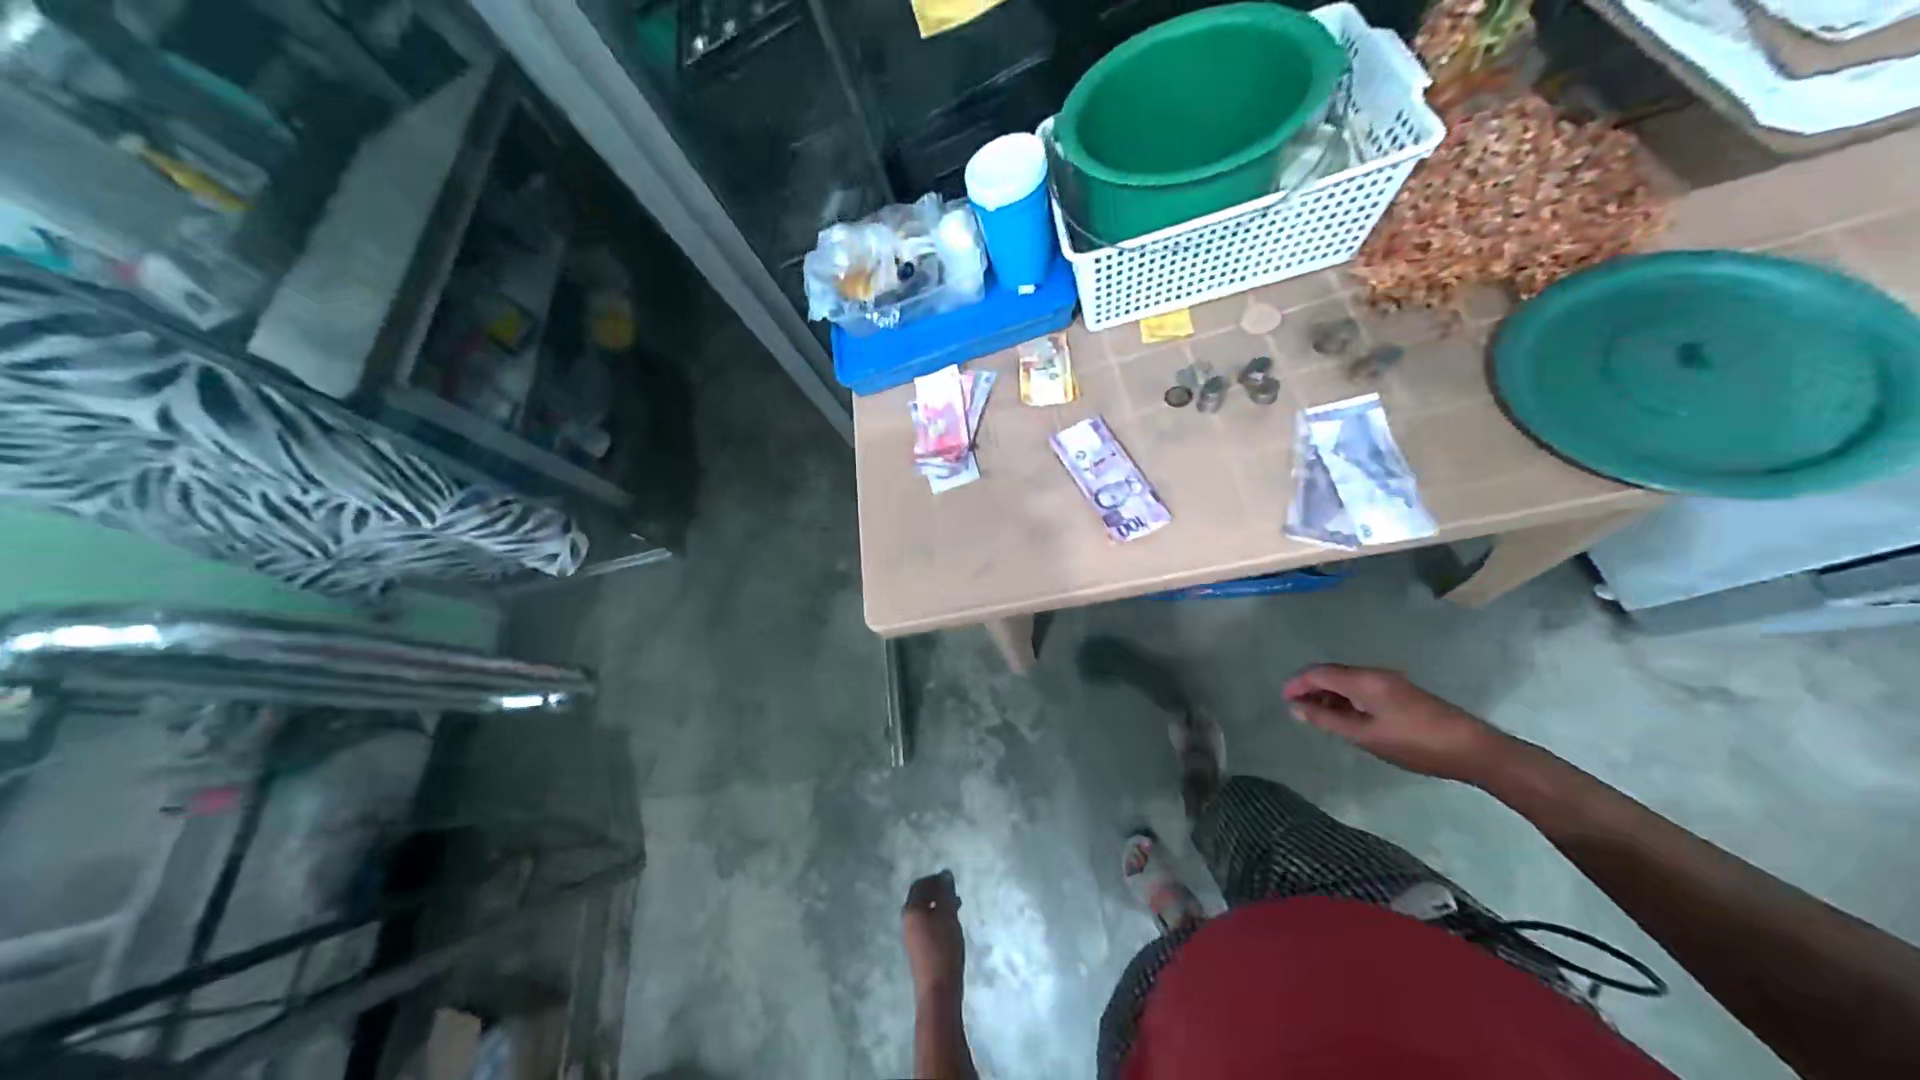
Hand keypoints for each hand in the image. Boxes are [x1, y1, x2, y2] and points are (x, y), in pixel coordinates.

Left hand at [902, 871, 964, 997]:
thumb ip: (946, 894)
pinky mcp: (919, 949)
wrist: (938, 990)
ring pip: (925, 912)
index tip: (951, 879)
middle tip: (955, 892)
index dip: (935, 879)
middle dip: (937, 892)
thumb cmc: (944, 949)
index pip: (920, 885)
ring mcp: (912, 936)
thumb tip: (945, 874)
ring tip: (957, 906)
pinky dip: (938, 918)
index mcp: (911, 910)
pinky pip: (927, 924)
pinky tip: (951, 925)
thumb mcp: (948, 916)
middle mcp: (907, 921)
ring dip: (939, 905)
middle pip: (920, 898)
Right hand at [1282, 664, 1516, 783]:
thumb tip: (1296, 708)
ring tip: (1316, 716)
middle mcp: (1374, 673)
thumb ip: (1327, 720)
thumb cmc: (1414, 744)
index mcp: (1363, 680)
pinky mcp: (1401, 692)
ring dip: (1328, 693)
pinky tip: (1345, 716)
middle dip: (1310, 687)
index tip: (1283, 699)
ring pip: (1347, 680)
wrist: (1473, 749)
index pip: (1319, 672)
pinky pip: (1362, 687)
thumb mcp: (1365, 736)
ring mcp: (1390, 681)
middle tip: (1296, 709)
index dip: (1297, 683)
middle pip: (1332, 672)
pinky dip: (1345, 697)